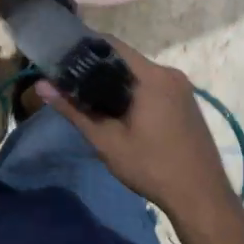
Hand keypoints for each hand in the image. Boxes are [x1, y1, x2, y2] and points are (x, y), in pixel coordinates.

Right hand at [33, 39, 243, 243]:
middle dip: (94, 67)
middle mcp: (169, 74)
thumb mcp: (106, 140)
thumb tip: (42, 85)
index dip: (82, 47)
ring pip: (137, 74)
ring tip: (85, 96)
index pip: (111, 45)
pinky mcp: (185, 103)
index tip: (59, 56)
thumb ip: (74, 110)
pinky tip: (115, 111)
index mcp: (152, 77)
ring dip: (112, 81)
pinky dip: (130, 92)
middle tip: (66, 80)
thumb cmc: (152, 167)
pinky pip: (151, 86)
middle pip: (124, 59)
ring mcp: (181, 88)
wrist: (202, 198)